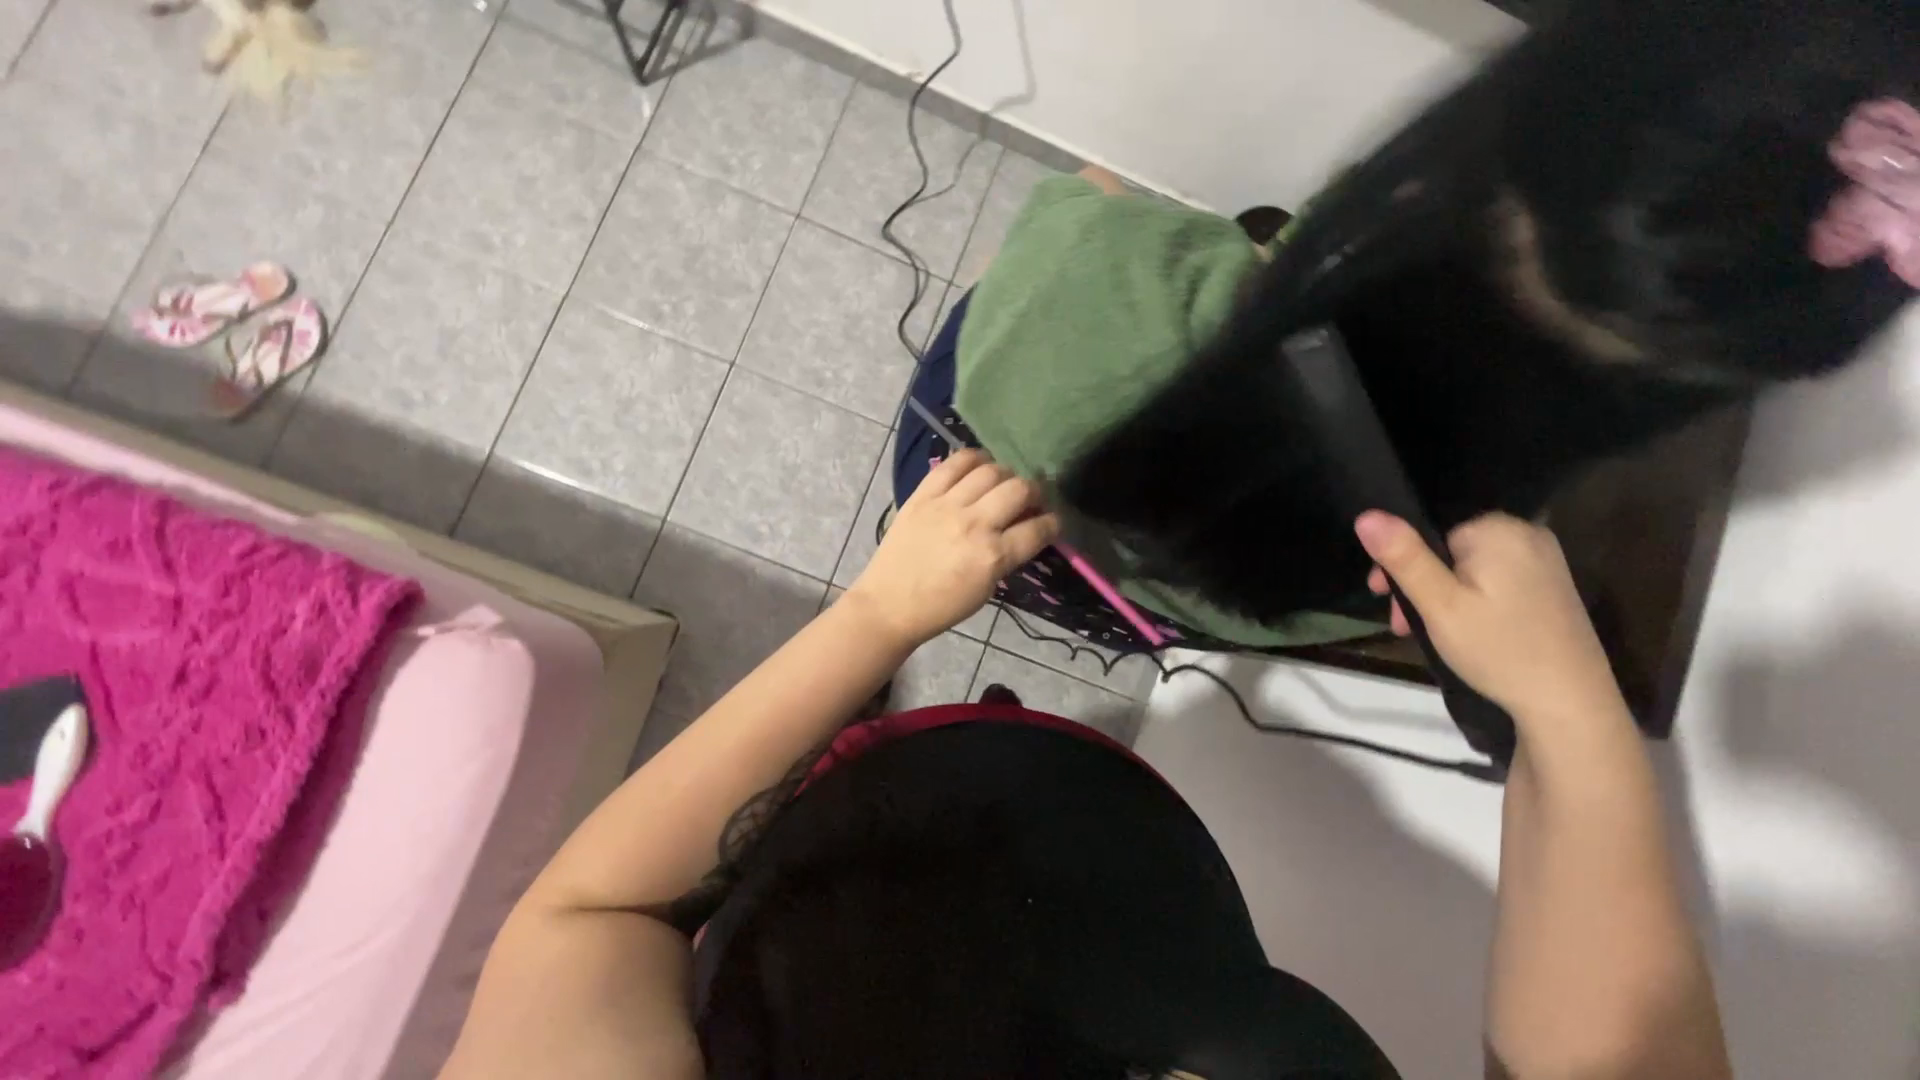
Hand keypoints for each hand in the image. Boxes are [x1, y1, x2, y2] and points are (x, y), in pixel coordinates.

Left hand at [846, 451, 1059, 647]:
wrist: (889, 604)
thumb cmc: (941, 606)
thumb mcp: (987, 589)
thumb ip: (1007, 556)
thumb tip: (1025, 529)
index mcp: (993, 556)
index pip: (1038, 528)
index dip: (1053, 523)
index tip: (1052, 521)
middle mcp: (974, 524)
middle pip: (1019, 489)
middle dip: (1034, 491)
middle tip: (1031, 498)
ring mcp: (946, 506)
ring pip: (990, 470)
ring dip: (1006, 473)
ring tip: (1004, 482)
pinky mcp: (923, 495)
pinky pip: (954, 463)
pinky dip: (973, 459)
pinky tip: (980, 465)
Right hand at [1354, 511, 1623, 724]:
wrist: (1569, 703)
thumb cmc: (1498, 649)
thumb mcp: (1438, 604)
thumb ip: (1403, 557)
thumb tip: (1365, 515)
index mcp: (1499, 529)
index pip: (1428, 530)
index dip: (1399, 563)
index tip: (1383, 599)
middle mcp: (1527, 533)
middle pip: (1448, 548)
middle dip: (1419, 583)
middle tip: (1403, 625)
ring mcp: (1543, 560)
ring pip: (1468, 567)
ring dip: (1441, 595)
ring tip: (1431, 634)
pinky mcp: (1550, 586)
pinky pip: (1493, 579)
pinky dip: (1470, 600)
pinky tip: (1464, 630)